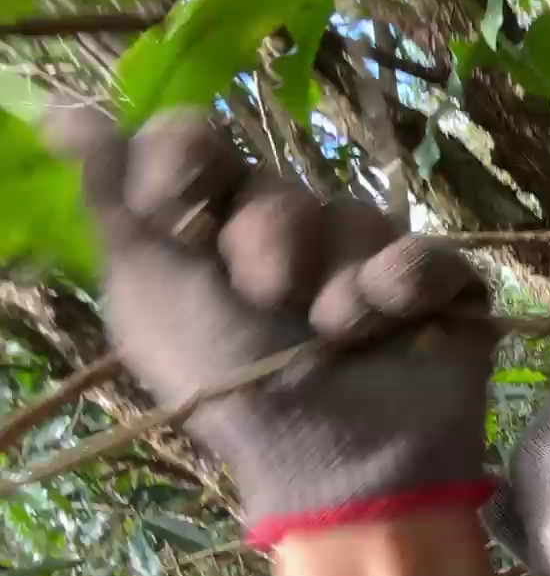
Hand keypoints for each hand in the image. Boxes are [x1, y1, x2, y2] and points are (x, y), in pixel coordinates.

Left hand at [47, 110, 495, 538]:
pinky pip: (436, 255)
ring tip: (340, 334)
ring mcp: (378, 268)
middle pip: (283, 182)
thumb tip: (74, 118)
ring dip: (344, 277)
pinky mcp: (449, 294)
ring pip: (363, 216)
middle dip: (271, 238)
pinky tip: (403, 323)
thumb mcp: (154, 298)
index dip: (189, 157)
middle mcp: (300, 242)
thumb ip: (119, 206)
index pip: (202, 143)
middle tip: (270, 299)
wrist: (342, 457)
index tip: (178, 207)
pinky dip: (414, 282)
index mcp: (215, 235)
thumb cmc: (236, 387)